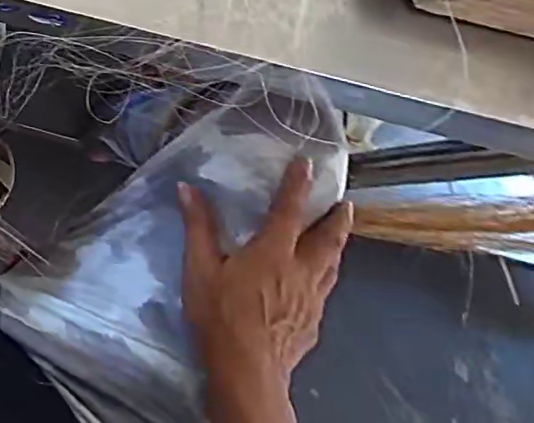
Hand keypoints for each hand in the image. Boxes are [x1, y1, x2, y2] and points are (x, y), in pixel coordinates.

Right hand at [179, 159, 352, 422]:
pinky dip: (326, 268)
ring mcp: (312, 299)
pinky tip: (317, 272)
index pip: (288, 212)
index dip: (296, 187)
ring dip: (337, 243)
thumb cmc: (219, 312)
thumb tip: (189, 188)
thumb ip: (198, 226)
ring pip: (332, 264)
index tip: (306, 165)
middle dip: (336, 219)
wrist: (248, 368)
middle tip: (345, 202)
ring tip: (339, 232)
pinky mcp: (313, 319)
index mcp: (272, 254)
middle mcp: (301, 272)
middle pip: (327, 241)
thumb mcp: (199, 265)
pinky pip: (325, 285)